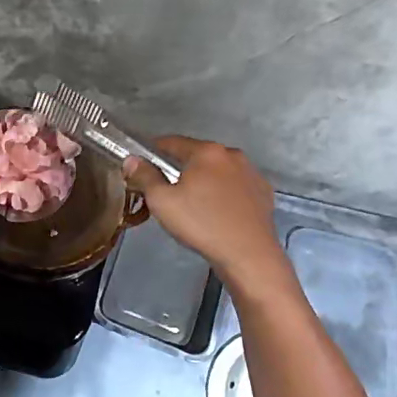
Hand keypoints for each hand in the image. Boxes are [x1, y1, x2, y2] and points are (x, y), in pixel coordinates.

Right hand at [125, 136, 285, 285]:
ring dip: (205, 182)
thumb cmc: (202, 225)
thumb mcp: (163, 202)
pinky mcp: (264, 193)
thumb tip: (132, 160)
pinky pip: (236, 188)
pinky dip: (225, 195)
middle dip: (181, 170)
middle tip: (168, 194)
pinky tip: (220, 214)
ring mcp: (251, 173)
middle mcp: (232, 154)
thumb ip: (145, 177)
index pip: (172, 142)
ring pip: (219, 172)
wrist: (248, 254)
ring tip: (196, 207)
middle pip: (198, 157)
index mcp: (207, 151)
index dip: (153, 152)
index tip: (143, 166)